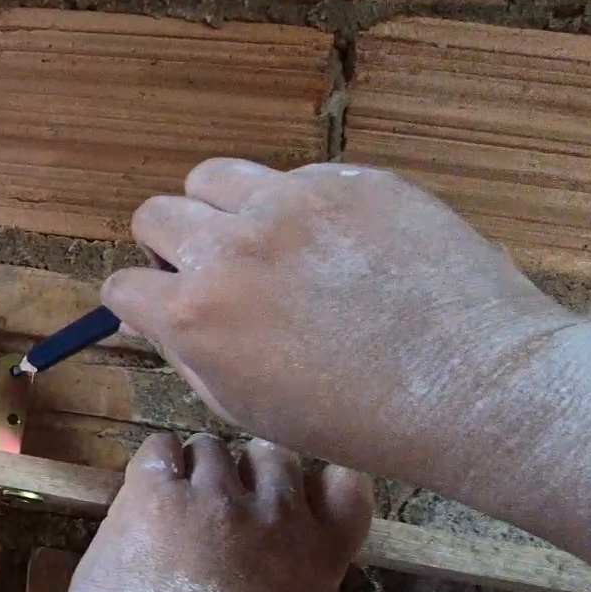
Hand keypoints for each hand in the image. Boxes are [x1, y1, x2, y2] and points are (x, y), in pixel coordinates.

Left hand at [63, 433, 372, 591]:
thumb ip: (297, 555)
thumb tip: (284, 512)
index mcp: (320, 551)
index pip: (343, 481)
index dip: (305, 479)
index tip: (275, 494)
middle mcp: (277, 516)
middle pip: (270, 453)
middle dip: (240, 470)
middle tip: (210, 504)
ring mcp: (216, 498)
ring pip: (209, 447)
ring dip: (190, 468)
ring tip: (171, 509)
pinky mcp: (159, 490)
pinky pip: (160, 445)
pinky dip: (153, 461)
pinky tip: (145, 490)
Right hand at [102, 160, 579, 485]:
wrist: (470, 388)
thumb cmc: (341, 415)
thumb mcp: (234, 399)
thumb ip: (180, 348)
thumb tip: (147, 316)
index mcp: (192, 312)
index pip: (120, 285)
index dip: (134, 300)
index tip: (157, 308)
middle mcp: (227, 248)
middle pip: (153, 214)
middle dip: (163, 244)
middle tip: (203, 269)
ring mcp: (291, 205)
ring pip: (210, 177)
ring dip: (216, 208)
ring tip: (255, 239)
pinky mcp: (352, 182)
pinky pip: (291, 176)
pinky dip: (290, 205)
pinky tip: (328, 243)